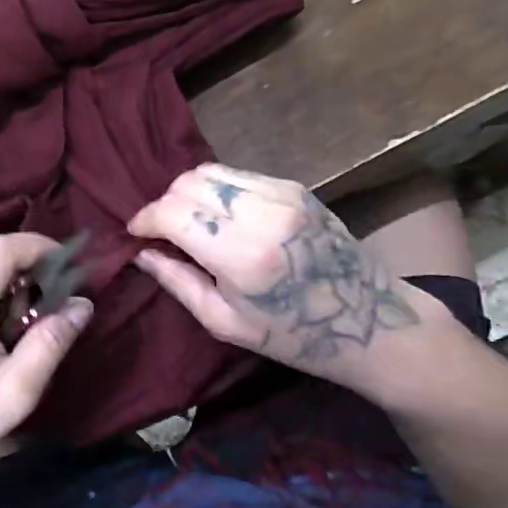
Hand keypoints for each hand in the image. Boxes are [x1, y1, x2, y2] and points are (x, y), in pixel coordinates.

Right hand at [128, 164, 424, 387]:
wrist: (372, 322)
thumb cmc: (291, 335)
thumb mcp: (223, 322)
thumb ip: (176, 281)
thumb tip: (140, 253)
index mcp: (243, 255)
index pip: (172, 212)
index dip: (144, 219)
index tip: (135, 234)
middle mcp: (263, 213)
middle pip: (186, 184)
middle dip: (164, 205)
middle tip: (161, 232)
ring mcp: (283, 194)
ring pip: (209, 171)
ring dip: (187, 193)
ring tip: (188, 222)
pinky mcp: (295, 187)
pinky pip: (236, 174)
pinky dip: (215, 190)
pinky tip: (219, 216)